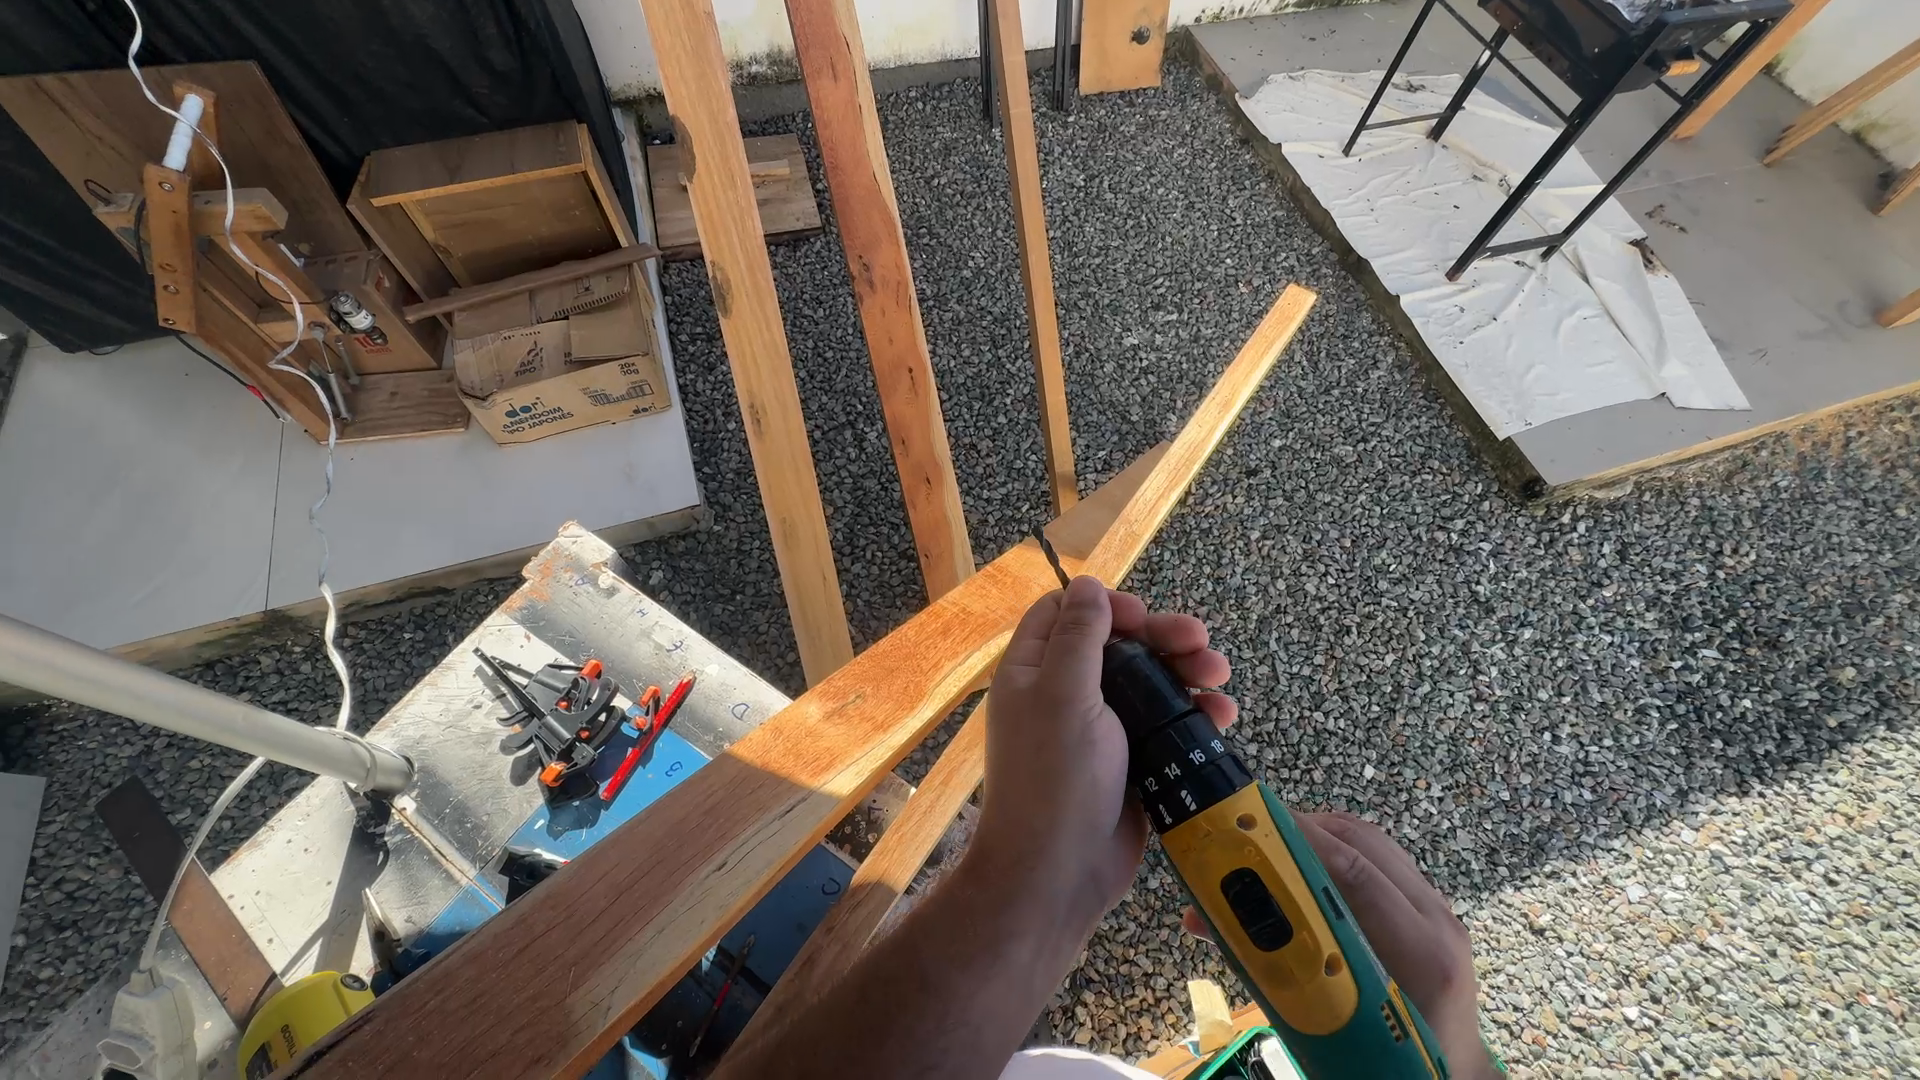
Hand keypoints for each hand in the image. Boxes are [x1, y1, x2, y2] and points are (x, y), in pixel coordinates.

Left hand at [969, 576, 1235, 936]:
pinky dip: (1193, 712)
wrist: (1059, 874)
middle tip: (1200, 641)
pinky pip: (1164, 722)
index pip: (1065, 614)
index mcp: (1033, 671)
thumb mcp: (1064, 696)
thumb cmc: (1055, 778)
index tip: (1140, 618)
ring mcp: (1099, 728)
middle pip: (1117, 644)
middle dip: (1160, 636)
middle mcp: (1063, 692)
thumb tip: (1086, 583)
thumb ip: (1078, 637)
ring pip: (1148, 681)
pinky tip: (1222, 714)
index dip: (1105, 606)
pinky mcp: (1131, 758)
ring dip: (1185, 670)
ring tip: (1219, 674)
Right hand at [1181, 812, 1495, 1077]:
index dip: (1302, 840)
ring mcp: (1439, 909)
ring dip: (1321, 829)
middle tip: (1254, 828)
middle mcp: (1435, 921)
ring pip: (1373, 840)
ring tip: (1276, 837)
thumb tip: (1196, 919)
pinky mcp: (1431, 904)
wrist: (1453, 1075)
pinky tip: (1309, 856)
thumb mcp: (1328, 1018)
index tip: (1254, 824)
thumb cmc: (1387, 1053)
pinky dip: (1340, 843)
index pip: (1355, 872)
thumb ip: (1269, 969)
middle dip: (1303, 826)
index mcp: (1419, 953)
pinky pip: (1381, 854)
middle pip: (1362, 844)